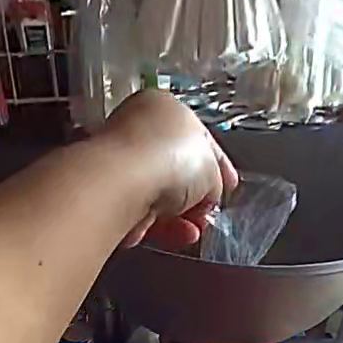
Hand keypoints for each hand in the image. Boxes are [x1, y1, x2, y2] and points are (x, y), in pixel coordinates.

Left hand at [98, 90, 238, 249]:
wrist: (124, 184)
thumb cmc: (169, 159)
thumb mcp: (212, 166)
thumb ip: (215, 180)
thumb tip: (210, 194)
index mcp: (163, 107)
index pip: (197, 137)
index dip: (218, 164)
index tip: (230, 184)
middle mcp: (139, 131)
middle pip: (178, 170)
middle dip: (199, 196)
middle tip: (212, 210)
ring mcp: (123, 166)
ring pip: (163, 197)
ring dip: (186, 217)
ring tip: (200, 228)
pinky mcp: (113, 199)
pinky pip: (147, 216)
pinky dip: (167, 228)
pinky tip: (184, 235)